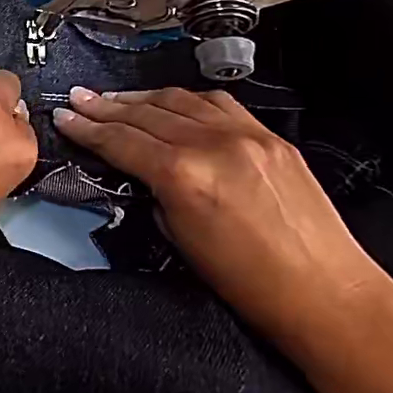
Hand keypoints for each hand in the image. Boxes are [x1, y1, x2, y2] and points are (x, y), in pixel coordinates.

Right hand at [52, 86, 388, 344]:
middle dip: (105, 106)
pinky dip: (185, 100)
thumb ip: (156, 195)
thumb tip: (142, 172)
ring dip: (141, 97)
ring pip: (179, 100)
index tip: (65, 119)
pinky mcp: (269, 135)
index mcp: (185, 175)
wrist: (327, 295)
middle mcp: (213, 143)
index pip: (123, 141)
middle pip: (146, 114)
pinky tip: (170, 102)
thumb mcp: (182, 243)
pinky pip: (217, 104)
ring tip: (113, 97)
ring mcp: (246, 134)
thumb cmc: (252, 286)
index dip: (88, 130)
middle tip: (78, 99)